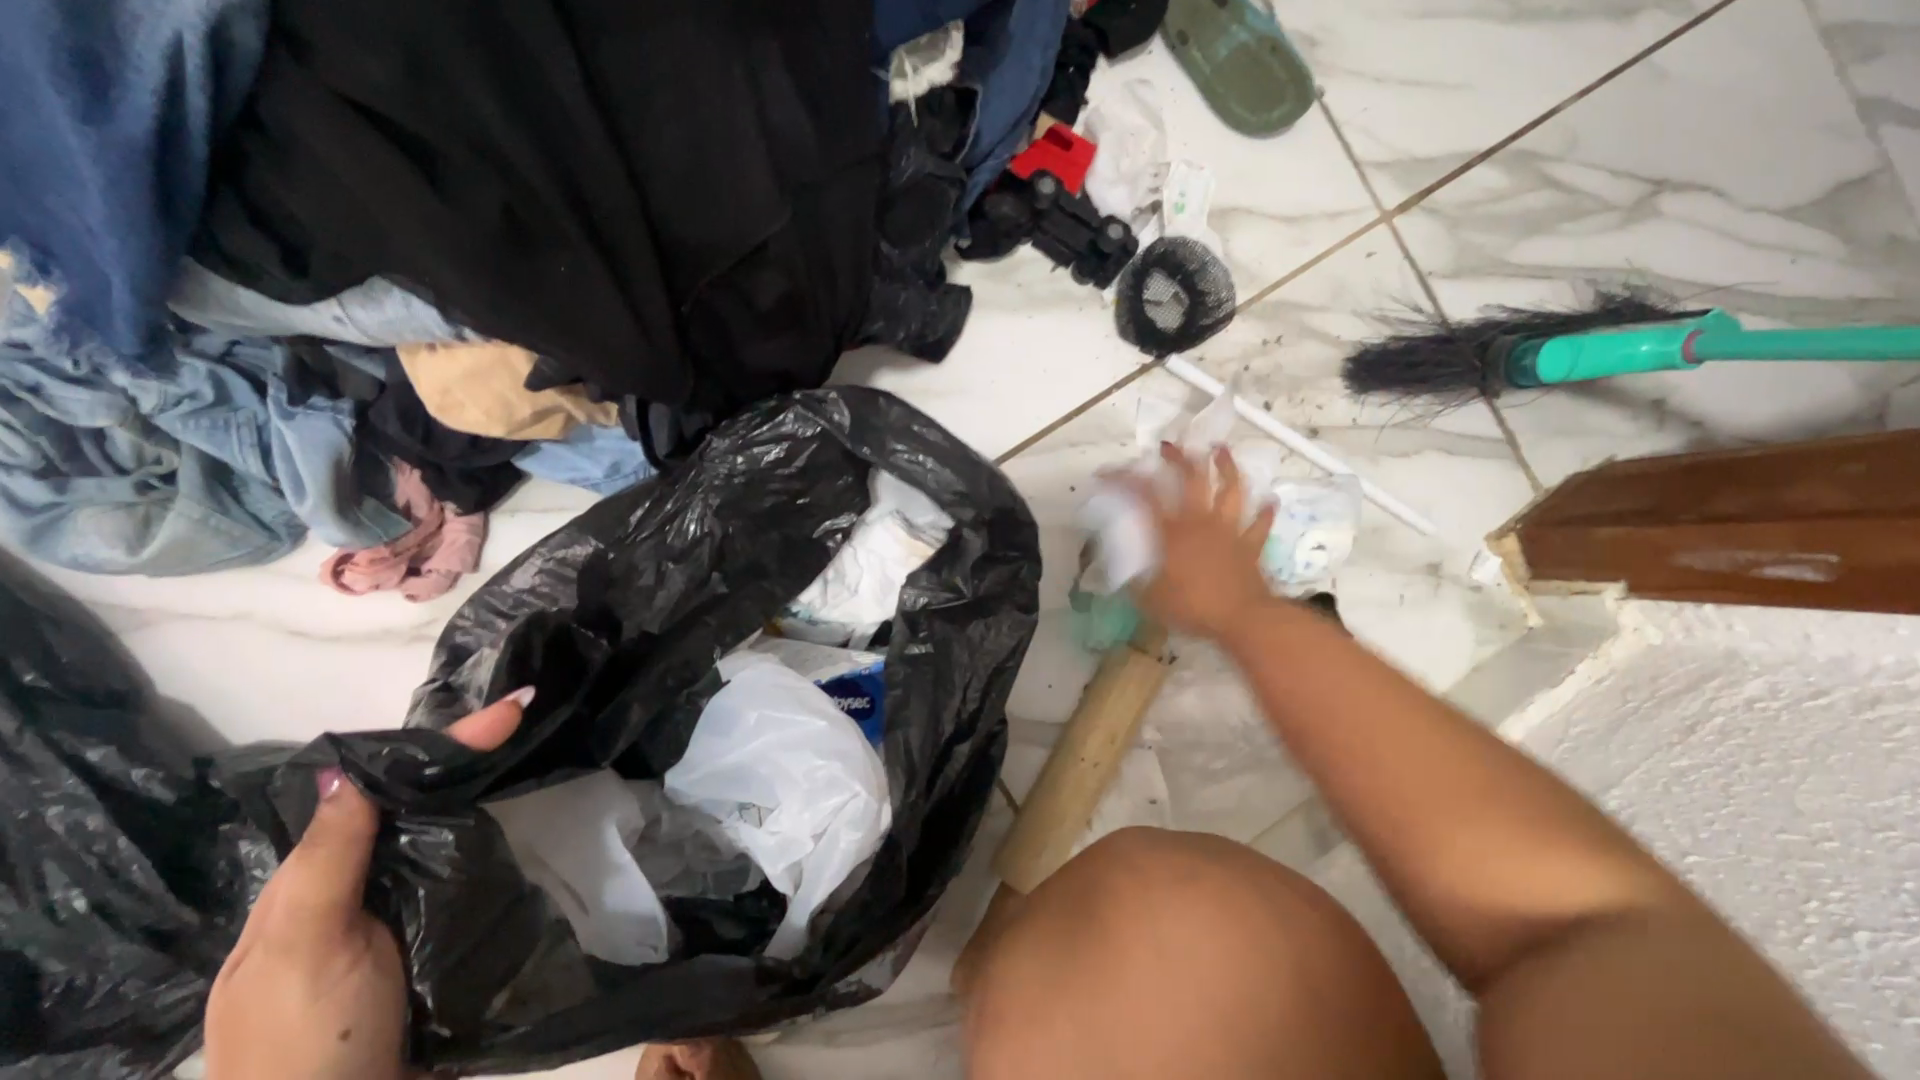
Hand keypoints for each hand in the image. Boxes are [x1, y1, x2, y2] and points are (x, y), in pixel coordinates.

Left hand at [204, 691, 530, 1079]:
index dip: (445, 746)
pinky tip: (535, 842)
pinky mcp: (440, 960)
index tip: (515, 706)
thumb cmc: (309, 1044)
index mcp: (315, 885)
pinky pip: (473, 894)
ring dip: (490, 808)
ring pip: (449, 850)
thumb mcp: (306, 948)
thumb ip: (328, 861)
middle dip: (471, 765)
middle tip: (538, 724)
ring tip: (549, 764)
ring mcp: (402, 929)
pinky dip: (502, 860)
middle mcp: (358, 896)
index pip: (382, 791)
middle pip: (418, 813)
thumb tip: (343, 767)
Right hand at [1119, 444, 1278, 641]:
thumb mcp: (1150, 600)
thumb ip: (1136, 584)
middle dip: (1179, 458)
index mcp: (1171, 533)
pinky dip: (1265, 512)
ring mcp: (1230, 531)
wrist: (1243, 619)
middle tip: (1171, 447)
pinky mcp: (1251, 545)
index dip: (1124, 479)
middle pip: (1192, 479)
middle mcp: (1201, 522)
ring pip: (1231, 490)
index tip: (1107, 473)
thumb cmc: (1193, 608)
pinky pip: (1260, 524)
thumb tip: (1123, 576)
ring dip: (1227, 467)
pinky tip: (1270, 501)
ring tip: (1221, 450)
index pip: (1143, 496)